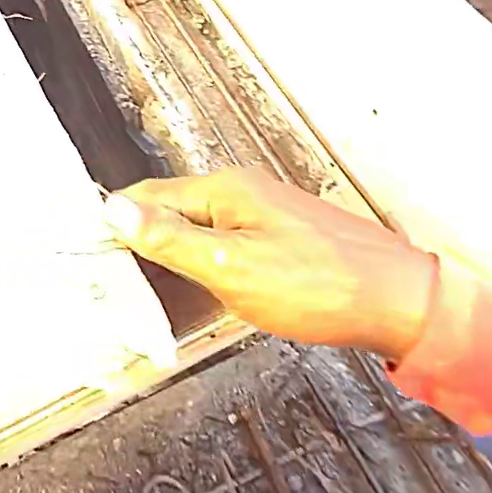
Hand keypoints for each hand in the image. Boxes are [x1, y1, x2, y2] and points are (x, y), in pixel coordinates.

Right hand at [103, 168, 435, 358]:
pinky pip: (223, 239)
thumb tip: (114, 210)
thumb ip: (170, 239)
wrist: (401, 301)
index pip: (149, 196)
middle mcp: (241, 192)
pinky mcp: (279, 235)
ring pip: (197, 225)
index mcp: (224, 191)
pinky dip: (201, 257)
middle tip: (113, 273)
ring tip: (145, 280)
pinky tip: (198, 281)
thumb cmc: (320, 286)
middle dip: (141, 236)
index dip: (116, 221)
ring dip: (170, 248)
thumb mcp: (231, 267)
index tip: (90, 248)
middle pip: (172, 208)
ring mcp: (262, 212)